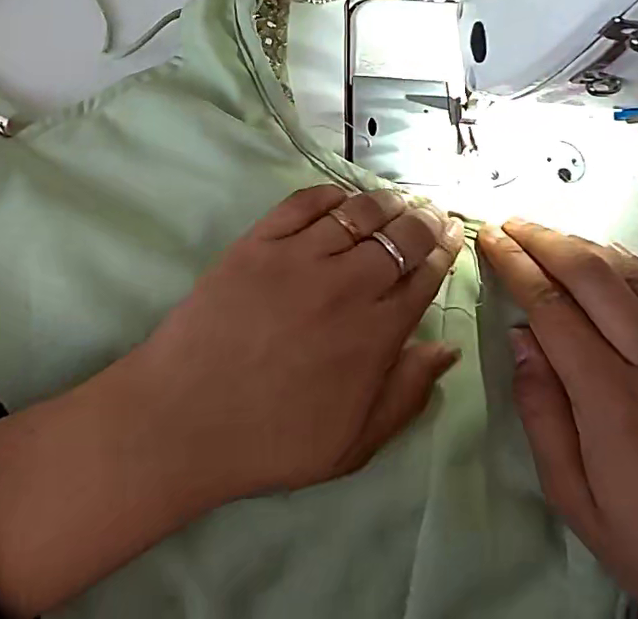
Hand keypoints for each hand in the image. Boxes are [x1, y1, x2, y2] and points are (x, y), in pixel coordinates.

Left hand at [0, 184, 460, 615]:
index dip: (443, 252)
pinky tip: (343, 195)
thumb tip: (446, 349)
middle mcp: (346, 286)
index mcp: (375, 334)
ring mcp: (299, 258)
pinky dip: (331, 194)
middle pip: (400, 237)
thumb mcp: (352, 443)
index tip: (453, 234)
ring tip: (397, 199)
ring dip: (386, 202)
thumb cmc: (271, 439)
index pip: (423, 278)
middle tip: (431, 212)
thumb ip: (405, 395)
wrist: (183, 418)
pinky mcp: (257, 243)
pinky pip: (303, 204)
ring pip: (358, 213)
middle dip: (424, 221)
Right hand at [478, 219, 637, 618]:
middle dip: (546, 239)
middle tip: (515, 224)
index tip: (491, 240)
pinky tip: (628, 263)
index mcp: (616, 405)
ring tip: (558, 235)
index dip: (515, 265)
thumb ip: (543, 417)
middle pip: (595, 276)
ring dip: (592, 246)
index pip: (552, 309)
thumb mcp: (581, 505)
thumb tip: (522, 342)